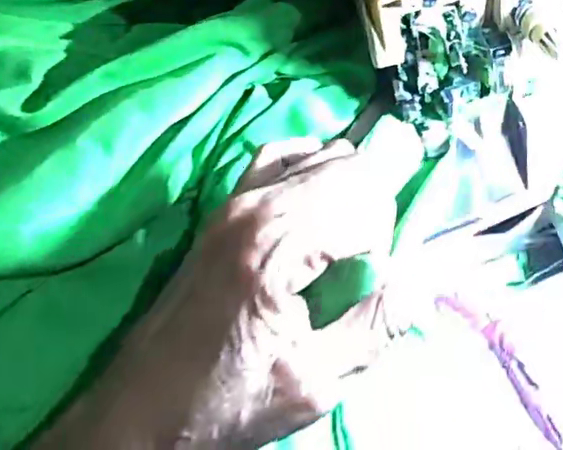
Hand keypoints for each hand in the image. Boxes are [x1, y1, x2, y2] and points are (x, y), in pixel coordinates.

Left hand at [39, 138, 399, 449]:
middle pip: (352, 167)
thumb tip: (423, 280)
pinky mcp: (229, 198)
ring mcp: (240, 195)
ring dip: (351, 188)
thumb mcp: (312, 386)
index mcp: (276, 249)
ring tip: (340, 241)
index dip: (382, 239)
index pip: (366, 200)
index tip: (370, 283)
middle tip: (362, 264)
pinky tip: (317, 202)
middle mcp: (258, 205)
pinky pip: (289, 151)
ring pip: (328, 153)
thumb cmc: (226, 401)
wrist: (139, 411)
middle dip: (374, 208)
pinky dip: (316, 165)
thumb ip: (375, 328)